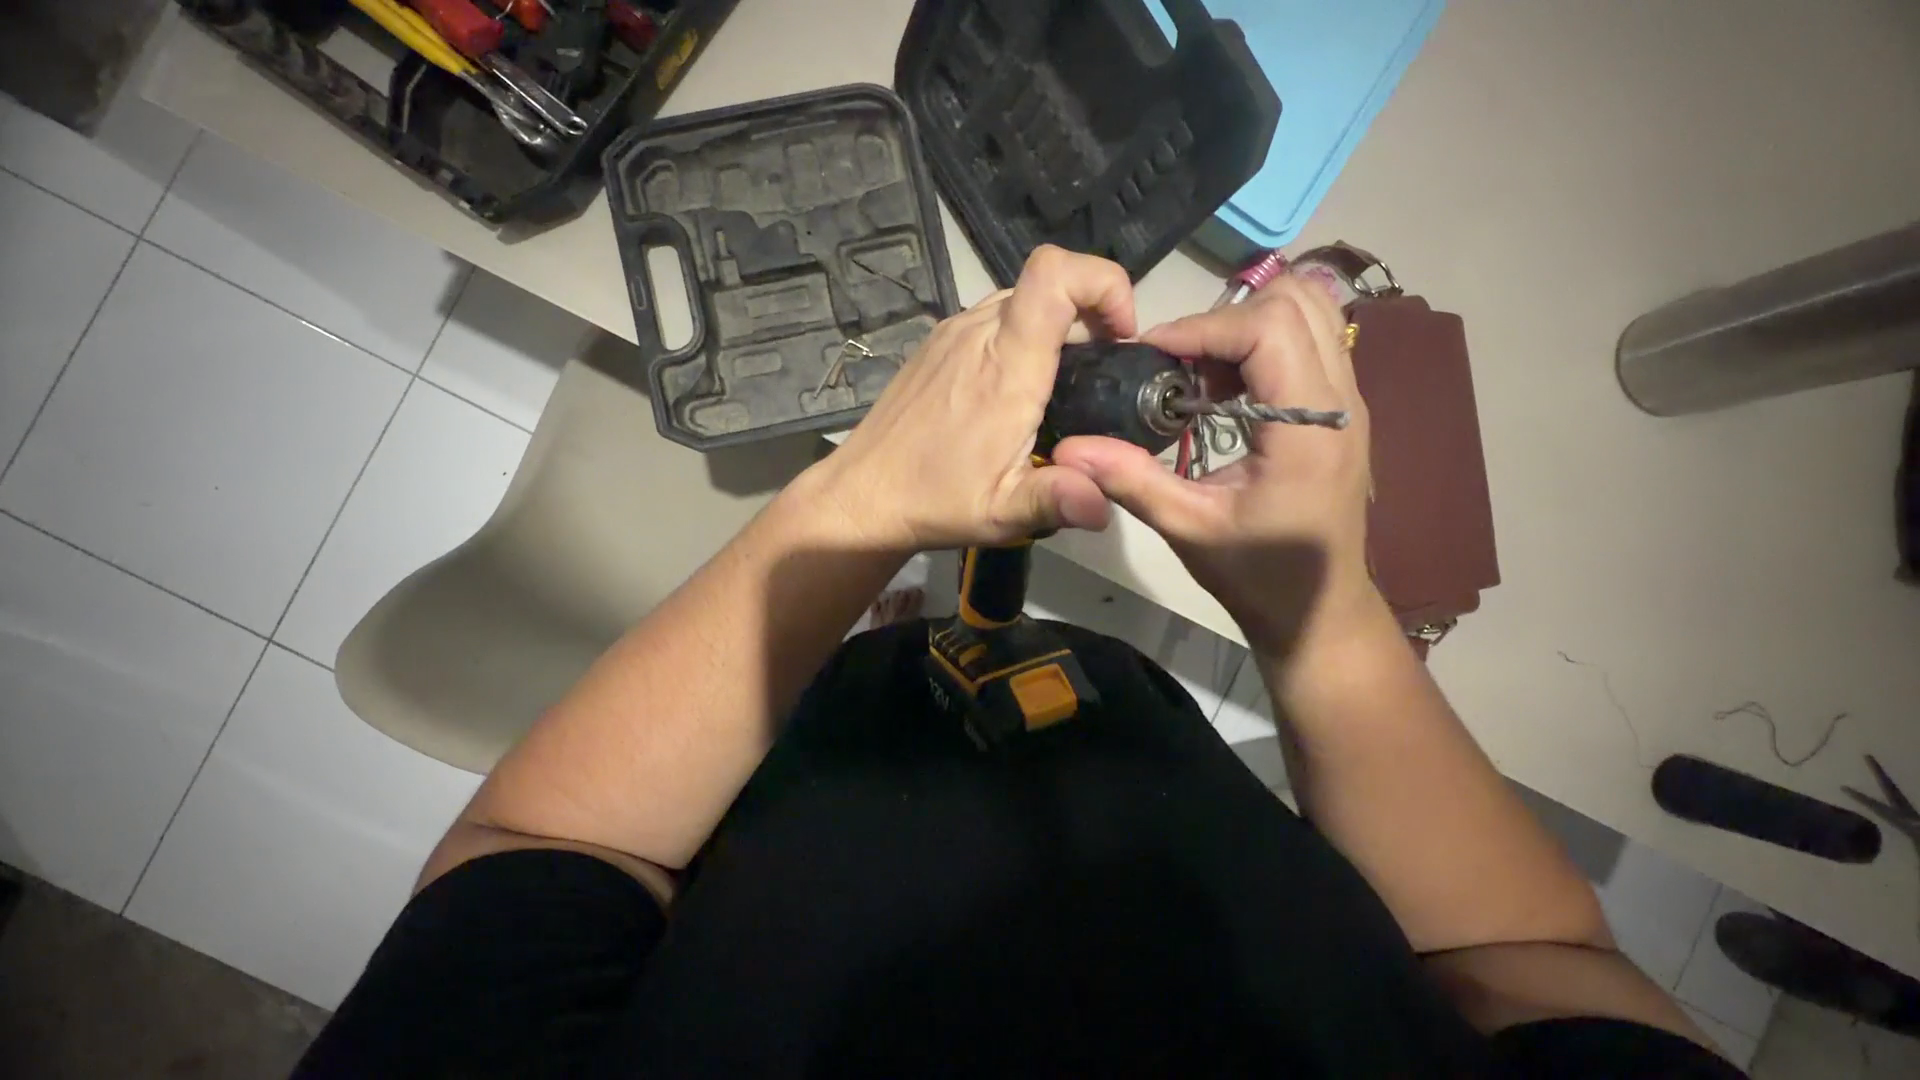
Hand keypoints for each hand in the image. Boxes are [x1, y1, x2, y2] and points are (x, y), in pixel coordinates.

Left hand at [807, 246, 1135, 550]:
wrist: (864, 494)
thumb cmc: (935, 500)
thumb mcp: (1003, 512)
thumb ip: (1058, 499)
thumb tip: (1105, 505)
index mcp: (1004, 364)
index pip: (1054, 274)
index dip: (1102, 283)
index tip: (1121, 335)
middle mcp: (977, 332)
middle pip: (1047, 282)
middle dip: (1092, 313)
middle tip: (1105, 373)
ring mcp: (952, 332)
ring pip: (1021, 299)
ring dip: (1058, 325)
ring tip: (1068, 384)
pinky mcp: (938, 343)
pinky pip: (994, 317)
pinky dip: (1024, 336)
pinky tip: (1021, 389)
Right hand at [1051, 277, 1384, 652]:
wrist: (1315, 609)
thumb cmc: (1255, 573)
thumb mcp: (1187, 528)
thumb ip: (1131, 480)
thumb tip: (1069, 448)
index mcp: (1309, 428)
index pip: (1269, 329)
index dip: (1204, 327)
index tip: (1154, 354)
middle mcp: (1342, 401)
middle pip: (1297, 302)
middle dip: (1227, 320)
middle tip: (1180, 364)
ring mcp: (1349, 402)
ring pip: (1311, 312)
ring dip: (1249, 327)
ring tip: (1204, 375)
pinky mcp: (1342, 409)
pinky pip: (1310, 342)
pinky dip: (1265, 345)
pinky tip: (1227, 392)